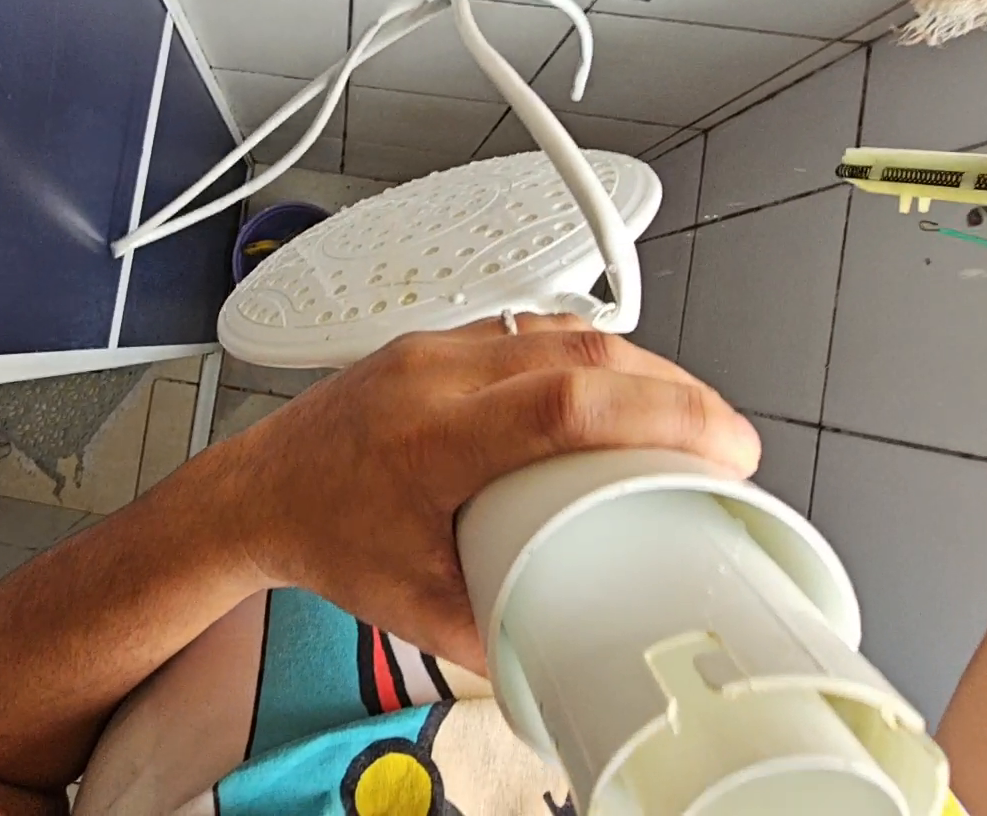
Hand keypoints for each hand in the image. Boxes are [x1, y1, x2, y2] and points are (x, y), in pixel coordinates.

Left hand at [197, 314, 758, 671]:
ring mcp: (427, 351)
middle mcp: (431, 378)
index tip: (726, 446)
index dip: (663, 414)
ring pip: (553, 331)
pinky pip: (520, 330)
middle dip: (671, 387)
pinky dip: (576, 352)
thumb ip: (504, 634)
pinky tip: (602, 382)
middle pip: (576, 351)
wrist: (260, 488)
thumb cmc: (322, 536)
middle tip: (721, 436)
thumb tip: (575, 656)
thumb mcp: (416, 607)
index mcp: (430, 440)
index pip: (564, 403)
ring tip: (675, 411)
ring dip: (629, 363)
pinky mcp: (427, 344)